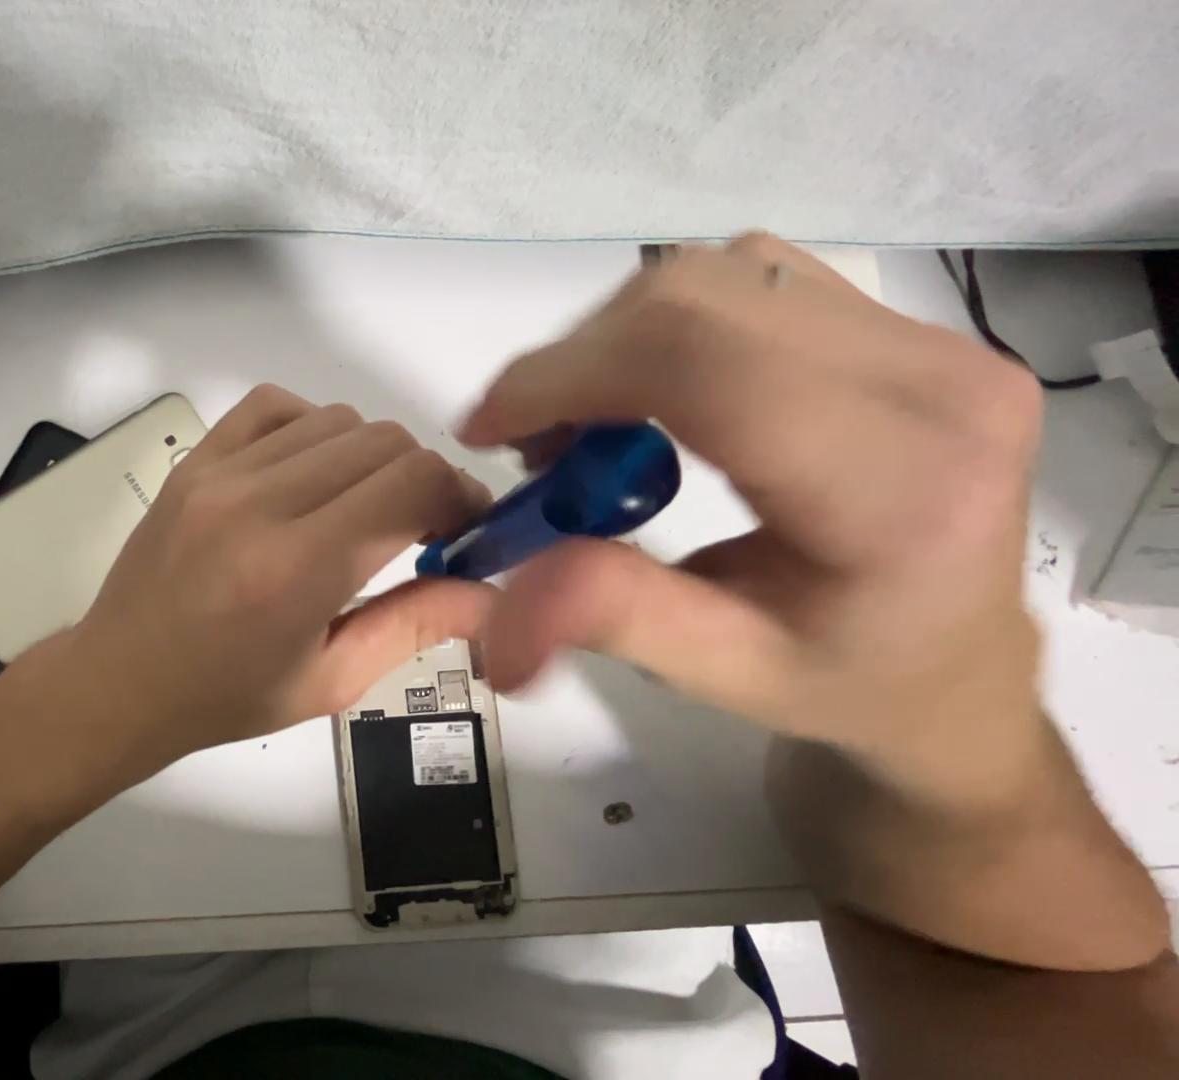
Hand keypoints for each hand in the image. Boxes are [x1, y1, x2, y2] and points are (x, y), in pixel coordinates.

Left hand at [64, 385, 495, 765]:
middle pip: (384, 442)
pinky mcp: (192, 463)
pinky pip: (271, 406)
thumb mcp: (331, 680)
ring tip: (360, 507)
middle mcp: (257, 505)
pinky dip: (310, 427)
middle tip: (416, 528)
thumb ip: (415, 624)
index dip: (459, 497)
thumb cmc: (226, 697)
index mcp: (297, 570)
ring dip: (370, 457)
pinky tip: (309, 473)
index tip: (462, 530)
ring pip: (336, 419)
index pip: (413, 482)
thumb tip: (493, 591)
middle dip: (422, 479)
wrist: (120, 681)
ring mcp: (217, 475)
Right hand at [462, 234, 1048, 799]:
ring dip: (614, 342)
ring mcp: (927, 340)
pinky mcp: (901, 326)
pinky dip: (662, 327)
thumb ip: (613, 617)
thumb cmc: (843, 681)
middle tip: (535, 443)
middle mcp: (930, 384)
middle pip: (698, 300)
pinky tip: (652, 396)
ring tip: (590, 426)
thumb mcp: (721, 673)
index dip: (567, 377)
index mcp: (893, 488)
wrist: (955, 659)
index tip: (488, 431)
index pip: (703, 367)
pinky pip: (745, 278)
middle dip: (576, 361)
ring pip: (713, 275)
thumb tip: (495, 594)